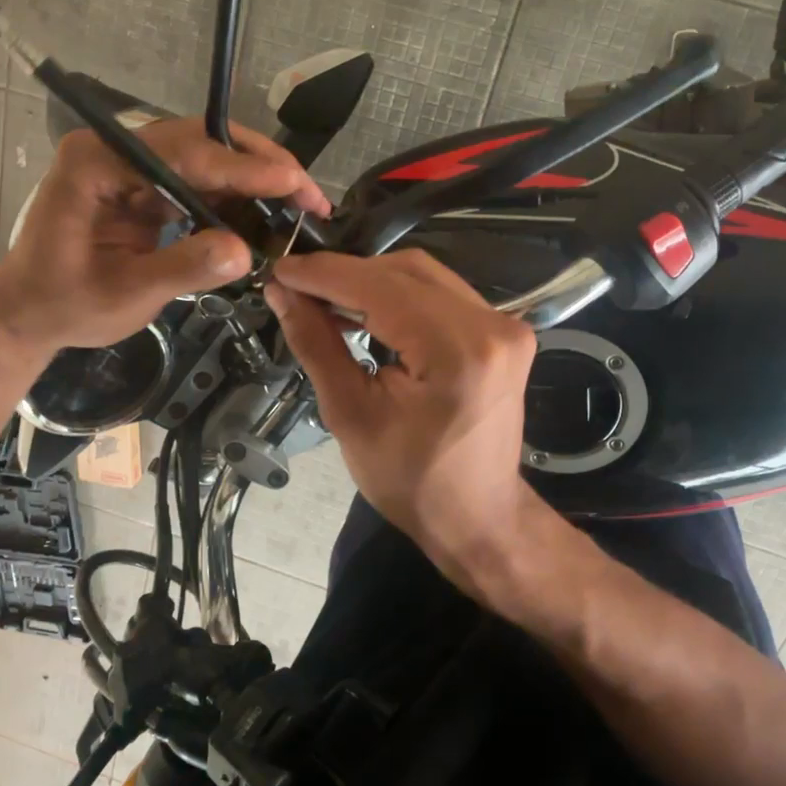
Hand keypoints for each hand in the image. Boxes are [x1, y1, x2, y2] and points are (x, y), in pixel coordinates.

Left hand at [0, 118, 328, 352]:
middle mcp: (115, 150)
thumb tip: (243, 250)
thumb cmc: (64, 305)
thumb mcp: (124, 293)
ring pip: (207, 157)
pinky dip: (235, 197)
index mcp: (96, 163)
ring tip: (301, 204)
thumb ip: (182, 267)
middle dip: (260, 165)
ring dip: (255, 179)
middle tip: (310, 194)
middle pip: (201, 141)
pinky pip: (199, 181)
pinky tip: (266, 215)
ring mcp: (131, 165)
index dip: (242, 168)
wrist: (28, 316)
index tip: (292, 184)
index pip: (181, 152)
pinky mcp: (144, 186)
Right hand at [266, 250, 541, 588]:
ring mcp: (505, 326)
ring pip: (425, 277)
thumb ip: (317, 344)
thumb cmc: (410, 481)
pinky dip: (400, 297)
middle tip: (297, 288)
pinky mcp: (504, 333)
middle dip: (347, 275)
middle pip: (407, 272)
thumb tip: (282, 292)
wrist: (477, 517)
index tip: (280, 268)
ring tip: (325, 300)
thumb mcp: (351, 414)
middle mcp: (492, 326)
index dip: (325, 274)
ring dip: (372, 282)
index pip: (381, 287)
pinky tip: (366, 311)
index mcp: (459, 350)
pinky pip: (443, 295)